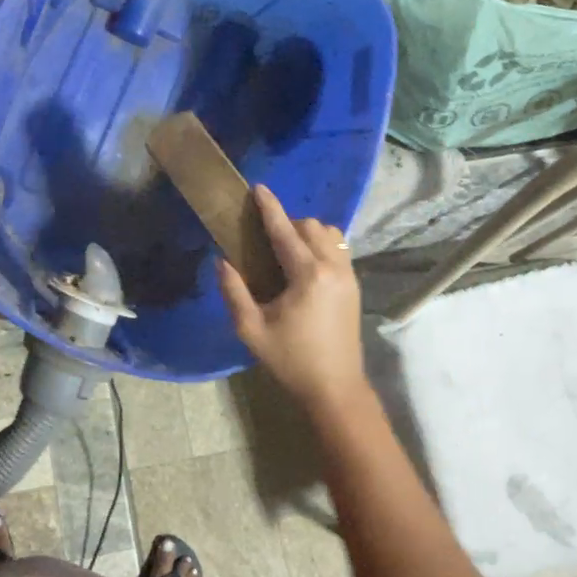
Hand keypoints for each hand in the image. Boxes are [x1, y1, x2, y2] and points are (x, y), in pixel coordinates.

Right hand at [217, 185, 367, 407]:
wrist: (335, 388)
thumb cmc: (291, 360)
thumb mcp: (252, 329)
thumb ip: (234, 291)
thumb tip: (222, 261)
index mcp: (307, 275)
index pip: (285, 230)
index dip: (269, 207)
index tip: (258, 188)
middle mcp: (332, 267)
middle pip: (310, 226)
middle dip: (287, 223)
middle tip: (265, 237)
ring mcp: (348, 275)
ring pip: (329, 233)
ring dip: (307, 232)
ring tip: (286, 249)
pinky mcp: (354, 285)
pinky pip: (339, 247)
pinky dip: (322, 243)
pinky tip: (305, 262)